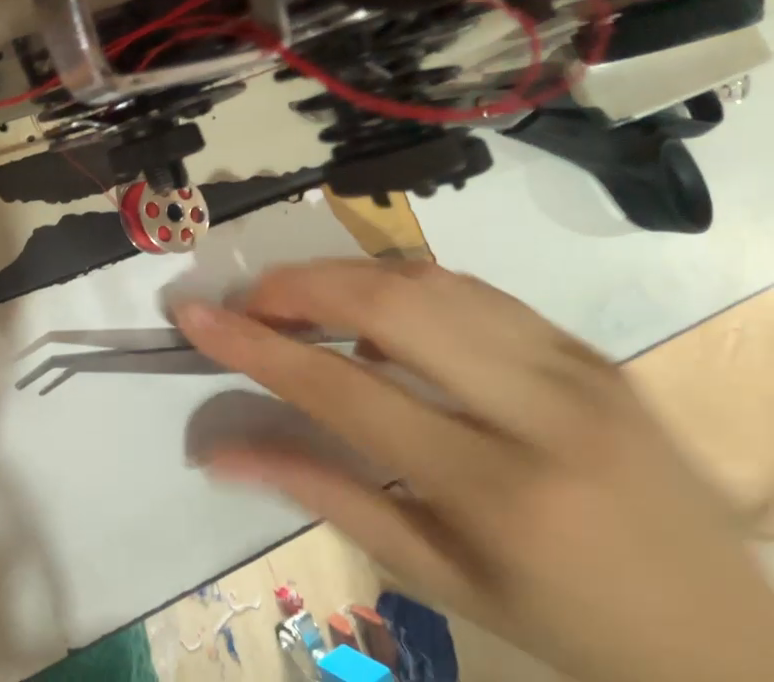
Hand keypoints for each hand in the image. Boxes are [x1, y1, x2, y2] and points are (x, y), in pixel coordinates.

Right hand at [176, 260, 773, 681]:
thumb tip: (215, 452)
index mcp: (499, 489)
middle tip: (244, 301)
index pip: (344, 390)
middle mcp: (546, 413)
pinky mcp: (594, 354)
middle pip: (395, 306)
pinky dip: (401, 286)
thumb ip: (321, 493)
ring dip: (345, 276)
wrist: (731, 634)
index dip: (255, 345)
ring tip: (292, 299)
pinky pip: (476, 292)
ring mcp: (582, 372)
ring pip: (435, 282)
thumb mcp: (432, 573)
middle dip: (298, 286)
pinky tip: (370, 311)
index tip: (190, 314)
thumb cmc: (562, 620)